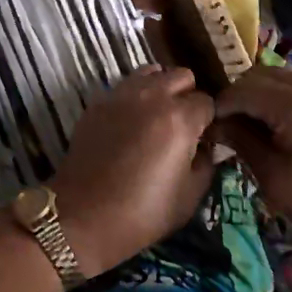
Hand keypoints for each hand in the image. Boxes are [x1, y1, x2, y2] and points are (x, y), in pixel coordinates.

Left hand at [50, 66, 215, 277]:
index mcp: (180, 119)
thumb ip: (206, 163)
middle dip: (187, 96)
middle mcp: (152, 97)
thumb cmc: (142, 213)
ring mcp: (121, 96)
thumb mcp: (189, 196)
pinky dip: (135, 96)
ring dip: (161, 89)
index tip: (203, 140)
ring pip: (152, 73)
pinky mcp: (98, 103)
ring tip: (157, 117)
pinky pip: (126, 86)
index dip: (209, 121)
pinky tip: (131, 124)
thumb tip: (207, 147)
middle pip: (182, 76)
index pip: (207, 102)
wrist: (82, 218)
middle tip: (182, 125)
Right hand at [216, 67, 291, 266]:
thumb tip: (216, 123)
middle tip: (230, 128)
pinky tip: (286, 130)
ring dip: (264, 96)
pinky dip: (288, 100)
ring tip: (257, 131)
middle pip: (264, 75)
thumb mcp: (273, 176)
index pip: (243, 89)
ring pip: (286, 79)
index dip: (221, 105)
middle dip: (241, 96)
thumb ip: (241, 141)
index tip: (209, 127)